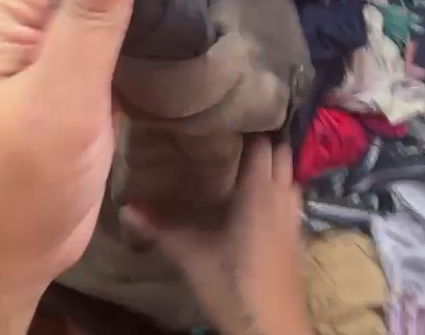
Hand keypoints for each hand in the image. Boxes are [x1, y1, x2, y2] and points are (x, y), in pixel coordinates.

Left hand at [0, 0, 135, 306]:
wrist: (4, 258)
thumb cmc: (19, 183)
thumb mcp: (57, 98)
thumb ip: (84, 18)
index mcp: (14, 3)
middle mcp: (34, 11)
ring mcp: (59, 42)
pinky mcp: (81, 71)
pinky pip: (115, 27)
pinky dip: (145, 15)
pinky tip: (185, 8)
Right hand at [124, 140, 311, 334]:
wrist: (273, 332)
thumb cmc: (233, 285)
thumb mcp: (192, 255)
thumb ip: (161, 227)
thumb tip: (126, 206)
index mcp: (258, 191)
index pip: (261, 144)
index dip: (250, 126)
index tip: (230, 111)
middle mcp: (281, 198)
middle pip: (282, 154)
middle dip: (266, 138)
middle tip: (239, 127)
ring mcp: (294, 219)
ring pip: (291, 176)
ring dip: (278, 163)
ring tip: (252, 153)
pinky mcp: (298, 239)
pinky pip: (294, 198)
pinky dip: (283, 187)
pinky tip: (265, 195)